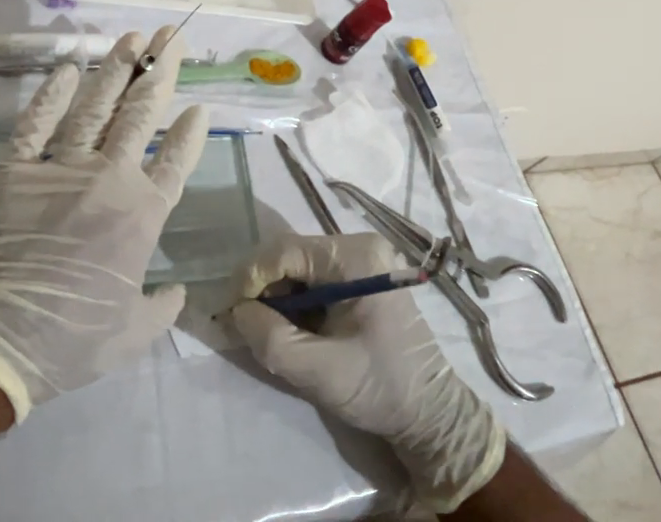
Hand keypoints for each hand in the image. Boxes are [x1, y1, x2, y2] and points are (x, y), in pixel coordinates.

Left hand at [0, 29, 208, 421]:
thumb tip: (176, 291)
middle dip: (161, 71)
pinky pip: (36, 124)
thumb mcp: (132, 334)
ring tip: (134, 37)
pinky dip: (51, 95)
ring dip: (115, 68)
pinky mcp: (15, 170)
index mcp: (142, 215)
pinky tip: (67, 68)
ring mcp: (60, 169)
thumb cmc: (71, 340)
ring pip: (95, 107)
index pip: (176, 161)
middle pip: (142, 115)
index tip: (201, 106)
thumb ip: (161, 307)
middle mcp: (108, 179)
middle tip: (173, 36)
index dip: (190, 132)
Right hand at [231, 233, 506, 513]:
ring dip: (275, 298)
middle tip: (243, 325)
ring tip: (264, 331)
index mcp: (356, 257)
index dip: (251, 278)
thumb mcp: (317, 370)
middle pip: (289, 255)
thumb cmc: (379, 388)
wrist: (430, 414)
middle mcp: (359, 246)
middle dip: (261, 289)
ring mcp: (361, 261)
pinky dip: (293, 302)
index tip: (230, 312)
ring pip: (297, 267)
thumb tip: (235, 312)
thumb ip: (270, 339)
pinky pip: (312, 279)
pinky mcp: (358, 280)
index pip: (285, 250)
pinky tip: (288, 329)